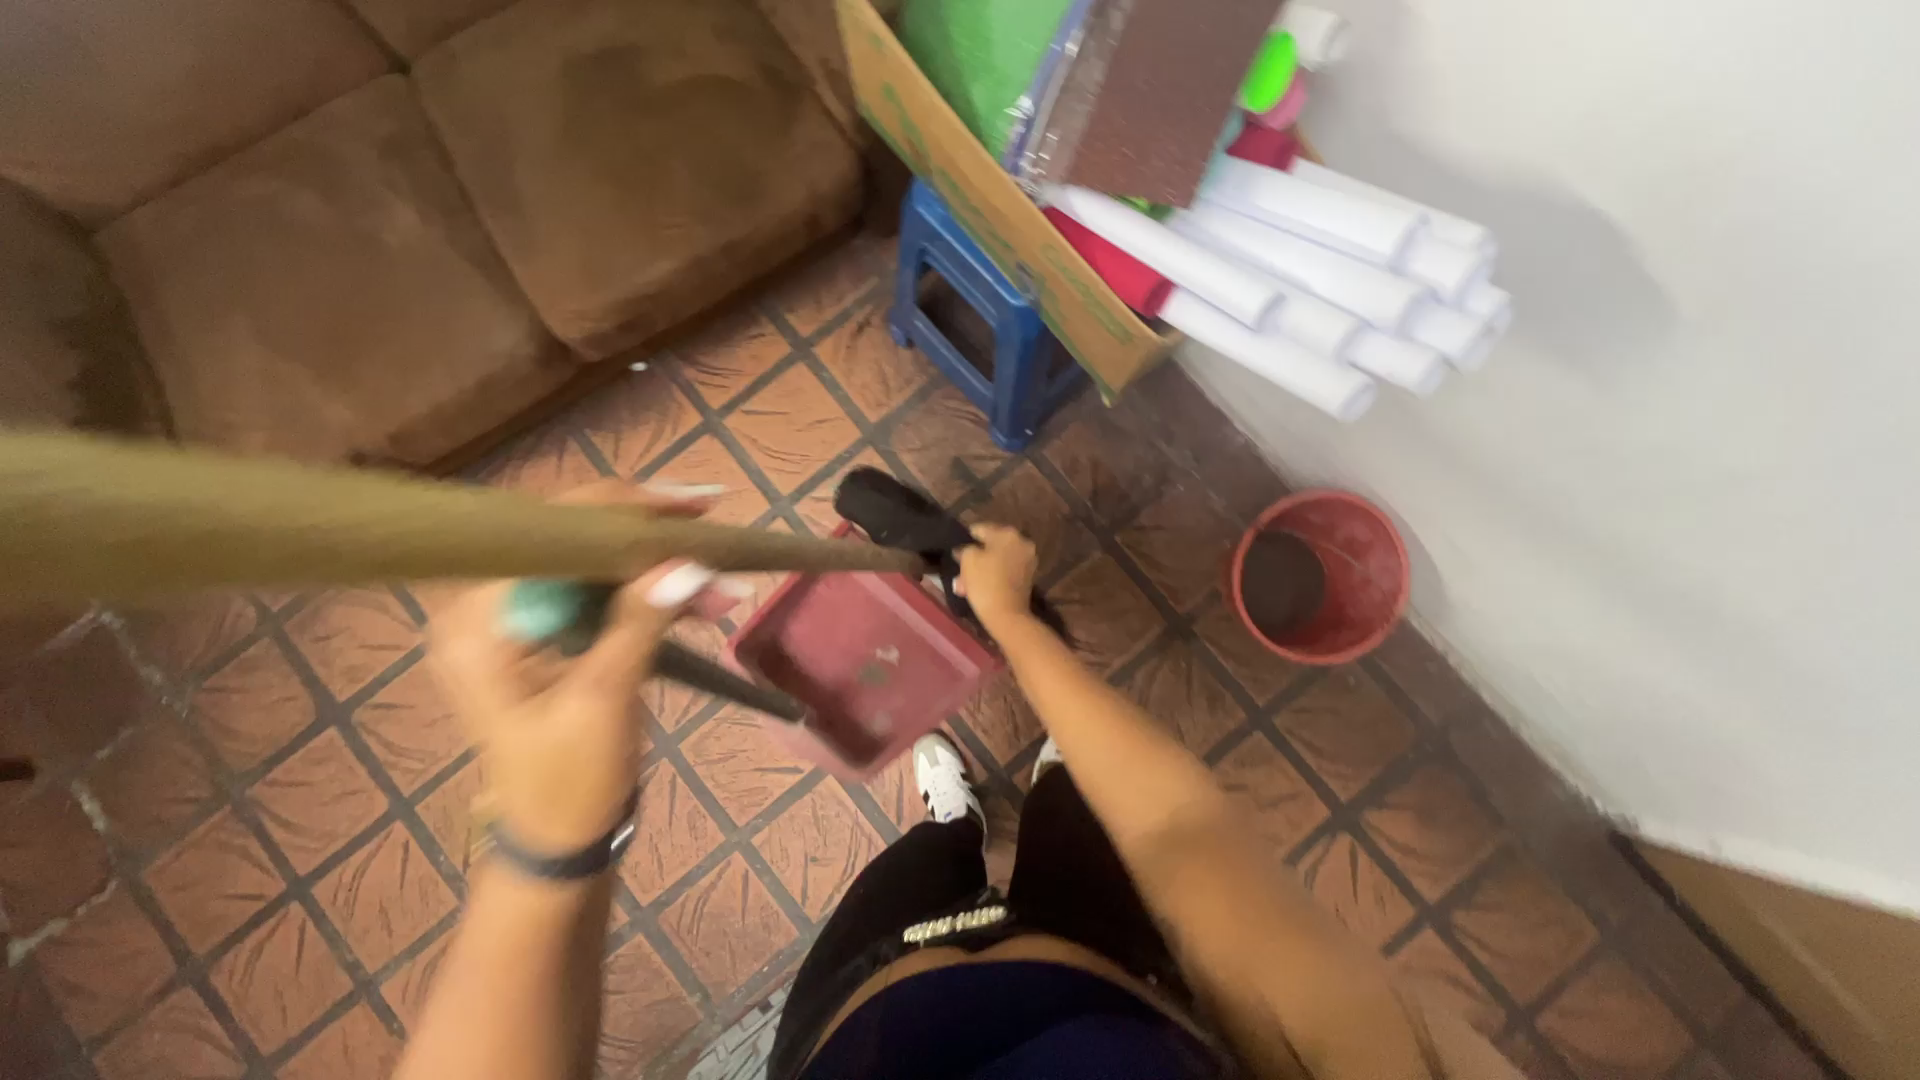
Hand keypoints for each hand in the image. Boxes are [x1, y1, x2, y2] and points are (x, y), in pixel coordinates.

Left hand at [428, 482, 715, 856]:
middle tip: (711, 520)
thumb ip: (638, 623)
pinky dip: (650, 596)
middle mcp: (487, 606)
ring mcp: (517, 621)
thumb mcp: (604, 701)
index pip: (547, 533)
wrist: (557, 841)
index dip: (620, 509)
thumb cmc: (568, 782)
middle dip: (648, 536)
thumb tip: (687, 563)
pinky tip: (702, 604)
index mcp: (479, 621)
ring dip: (659, 570)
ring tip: (723, 585)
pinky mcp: (546, 635)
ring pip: (595, 565)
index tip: (686, 505)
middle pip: (572, 540)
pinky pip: (601, 595)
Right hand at [956, 524, 1037, 631]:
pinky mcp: (1028, 577)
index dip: (966, 538)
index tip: (957, 548)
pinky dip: (993, 576)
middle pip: (991, 545)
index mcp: (1008, 533)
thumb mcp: (968, 560)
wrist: (1007, 614)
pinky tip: (978, 586)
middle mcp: (1021, 542)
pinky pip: (1005, 571)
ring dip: (982, 568)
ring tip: (965, 582)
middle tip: (961, 567)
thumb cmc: (985, 582)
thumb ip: (965, 549)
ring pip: (997, 560)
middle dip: (975, 556)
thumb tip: (965, 549)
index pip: (981, 528)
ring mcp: (1027, 560)